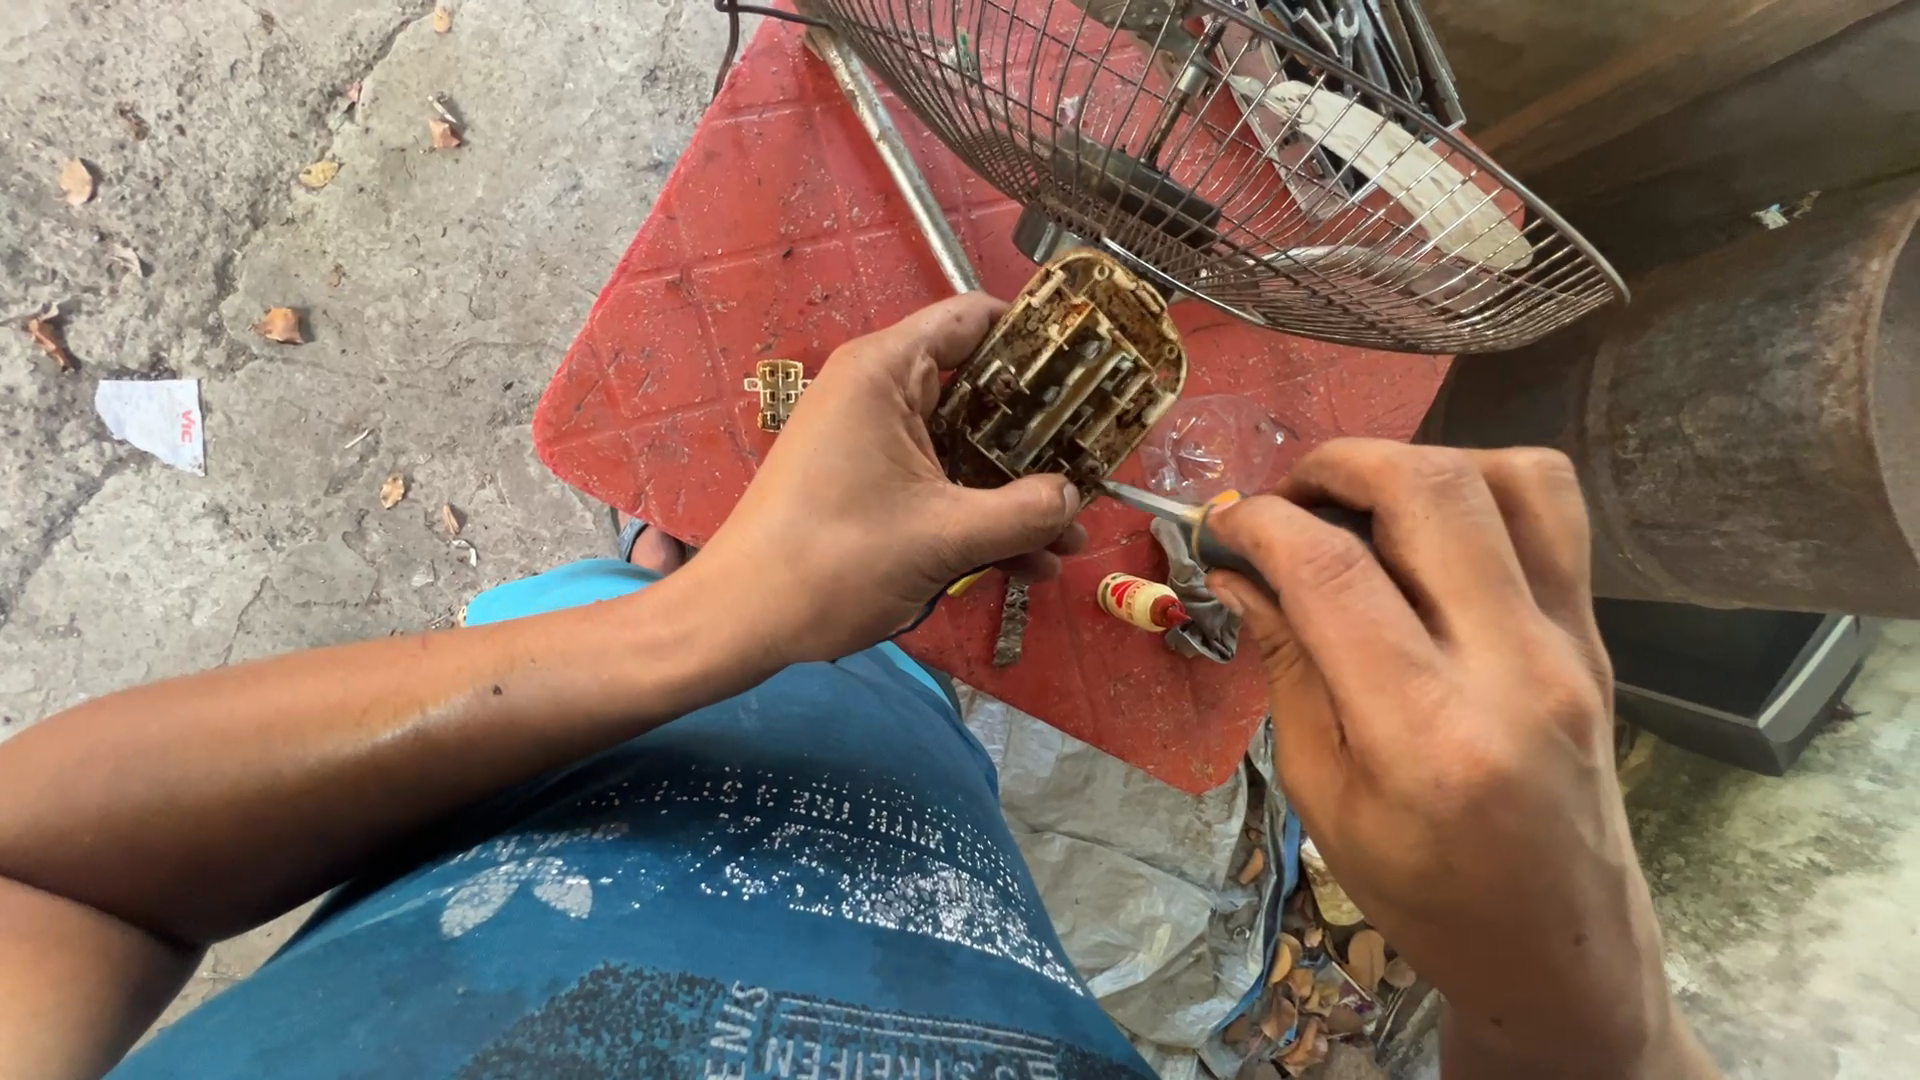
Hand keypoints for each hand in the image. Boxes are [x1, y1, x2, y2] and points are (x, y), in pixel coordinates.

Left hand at [694, 294, 1086, 665]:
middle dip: (1039, 436)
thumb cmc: (834, 561)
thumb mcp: (942, 537)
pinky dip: (980, 519)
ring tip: (1071, 537)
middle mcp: (880, 395)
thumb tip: (1074, 499)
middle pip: (980, 392)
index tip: (1091, 370)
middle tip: (1094, 461)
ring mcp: (875, 444)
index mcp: (886, 372)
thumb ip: (1021, 513)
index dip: (1037, 339)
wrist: (744, 621)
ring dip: (1016, 493)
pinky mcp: (872, 487)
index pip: (973, 321)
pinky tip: (1029, 565)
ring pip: (966, 451)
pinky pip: (940, 488)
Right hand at [1205, 441, 1713, 1078]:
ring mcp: (1574, 641)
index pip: (1332, 572)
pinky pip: (1550, 511)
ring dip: (1413, 463)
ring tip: (1354, 501)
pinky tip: (1423, 525)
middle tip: (1283, 497)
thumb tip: (1240, 574)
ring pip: (1509, 478)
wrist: (1559, 949)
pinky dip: (1476, 483)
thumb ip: (1285, 664)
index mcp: (1426, 730)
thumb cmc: (1417, 888)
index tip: (1222, 524)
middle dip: (1336, 466)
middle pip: (1431, 492)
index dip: (1261, 524)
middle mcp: (1516, 666)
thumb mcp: (1318, 789)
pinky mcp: (1596, 633)